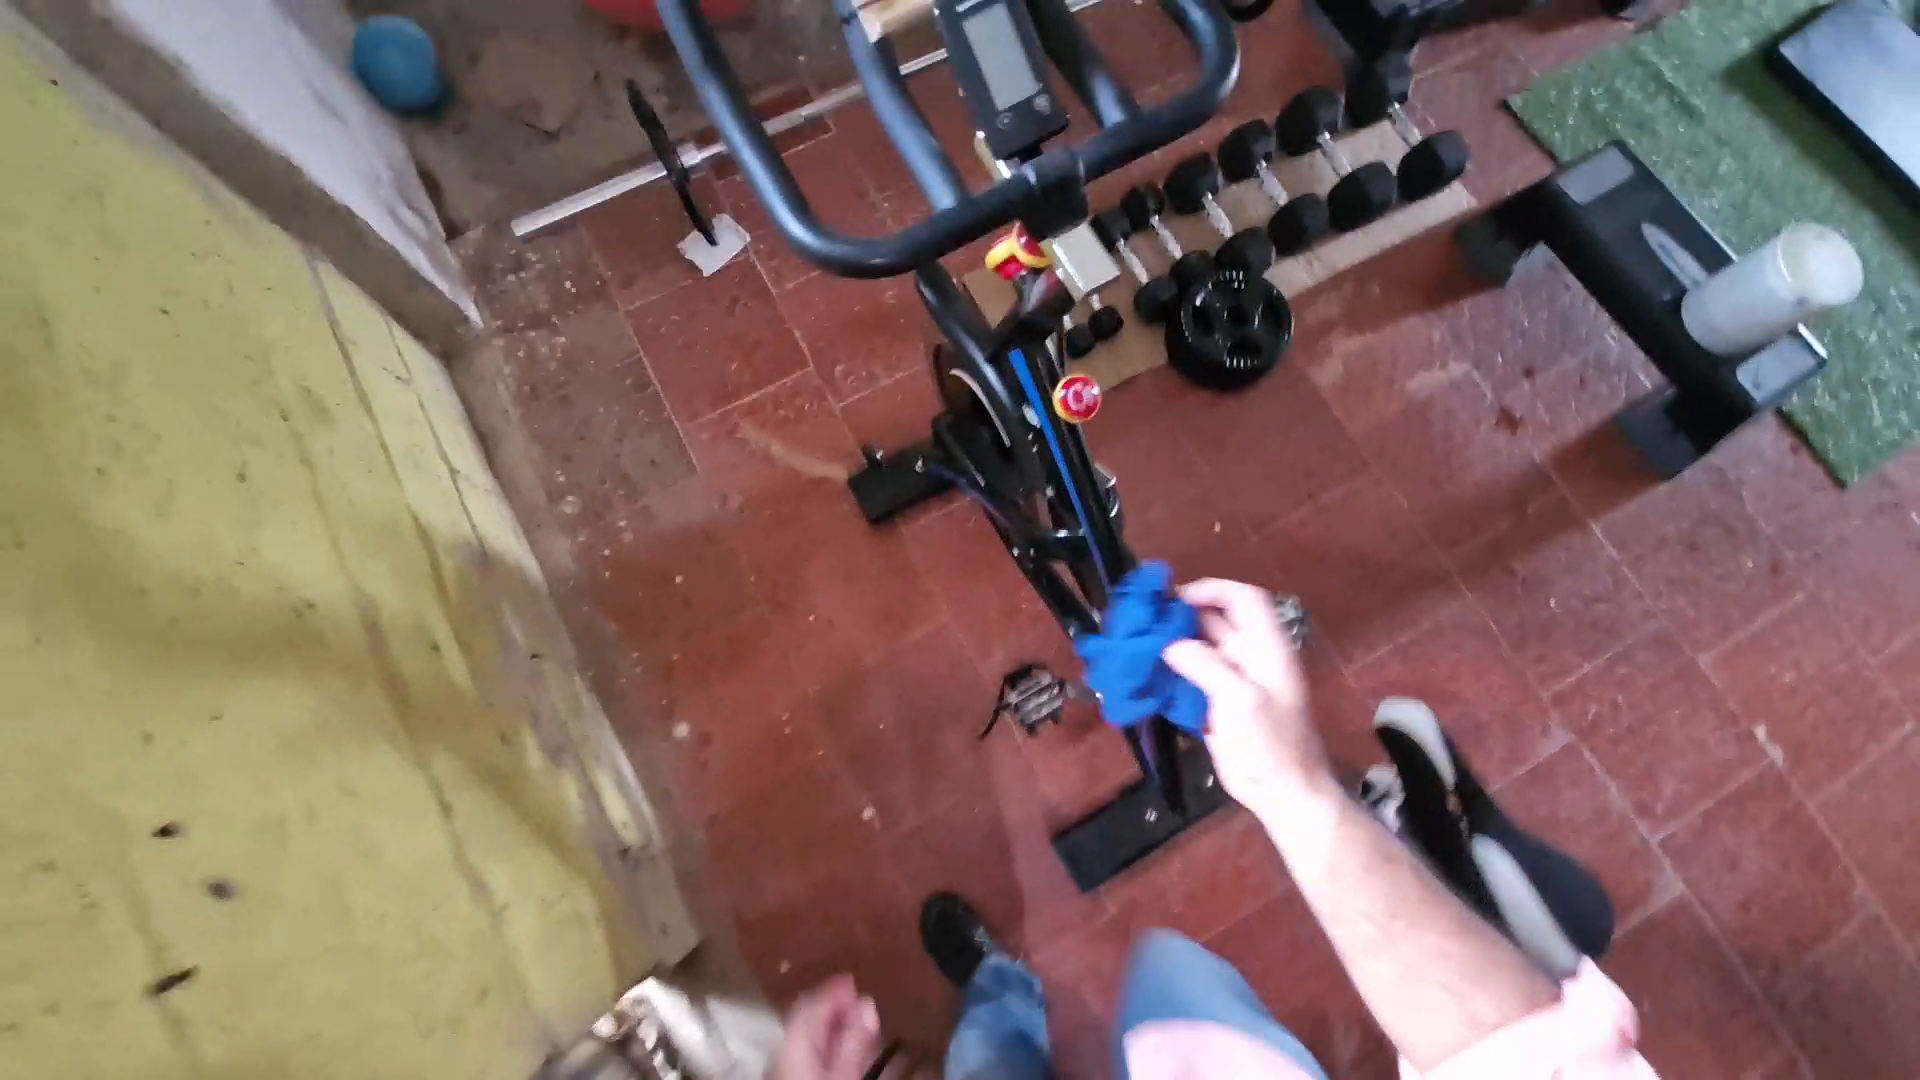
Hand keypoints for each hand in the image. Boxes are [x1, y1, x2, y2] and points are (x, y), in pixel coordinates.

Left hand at [767, 976, 880, 1079]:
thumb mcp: (844, 1075)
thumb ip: (854, 1040)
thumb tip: (866, 1003)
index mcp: (793, 1046)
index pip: (809, 1006)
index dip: (831, 990)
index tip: (853, 980)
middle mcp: (782, 1057)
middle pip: (806, 1023)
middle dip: (833, 1010)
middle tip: (860, 1004)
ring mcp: (783, 1074)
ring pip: (806, 1043)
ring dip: (831, 1032)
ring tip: (857, 1028)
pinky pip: (806, 1061)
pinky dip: (826, 1052)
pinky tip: (842, 1058)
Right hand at [1161, 578, 1335, 818]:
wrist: (1282, 794)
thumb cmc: (1272, 745)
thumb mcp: (1242, 700)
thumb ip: (1205, 665)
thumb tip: (1168, 644)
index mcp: (1266, 647)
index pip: (1243, 599)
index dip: (1212, 590)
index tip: (1175, 598)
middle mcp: (1247, 656)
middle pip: (1213, 620)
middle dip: (1179, 615)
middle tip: (1142, 619)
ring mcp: (1230, 679)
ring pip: (1196, 647)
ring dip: (1168, 642)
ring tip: (1135, 642)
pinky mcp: (1213, 702)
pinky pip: (1186, 675)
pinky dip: (1166, 670)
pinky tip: (1142, 672)